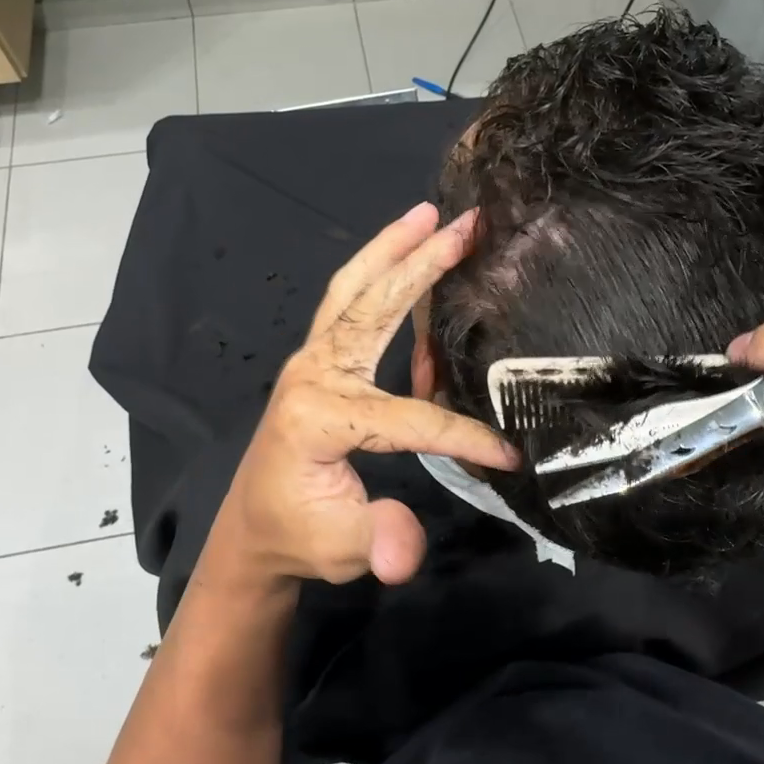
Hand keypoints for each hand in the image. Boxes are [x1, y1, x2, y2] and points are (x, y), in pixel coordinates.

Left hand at [211, 203, 518, 586]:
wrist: (254, 528)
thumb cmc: (298, 536)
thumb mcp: (340, 548)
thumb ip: (376, 542)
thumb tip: (406, 550)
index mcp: (320, 415)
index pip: (411, 418)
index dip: (463, 436)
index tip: (508, 453)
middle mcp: (313, 371)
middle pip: (372, 304)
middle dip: (422, 262)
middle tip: (465, 223)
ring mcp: (313, 359)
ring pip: (354, 289)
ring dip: (393, 248)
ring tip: (430, 213)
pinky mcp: (318, 359)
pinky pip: (349, 303)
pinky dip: (379, 272)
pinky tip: (408, 257)